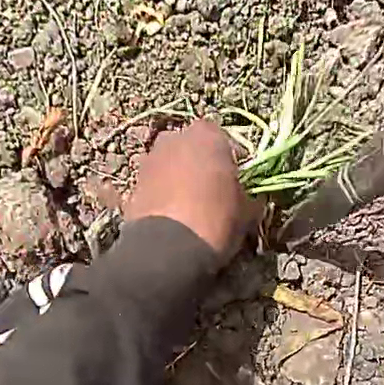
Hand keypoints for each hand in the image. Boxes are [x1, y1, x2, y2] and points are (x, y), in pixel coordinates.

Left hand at [124, 119, 253, 260]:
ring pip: (171, 165)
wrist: (168, 248)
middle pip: (193, 148)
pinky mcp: (132, 183)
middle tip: (214, 191)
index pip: (226, 140)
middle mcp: (175, 138)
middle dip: (202, 165)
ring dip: (180, 179)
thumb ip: (249, 195)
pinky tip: (174, 218)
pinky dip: (163, 195)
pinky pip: (155, 184)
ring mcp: (149, 159)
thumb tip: (251, 198)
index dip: (233, 161)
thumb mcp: (247, 211)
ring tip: (191, 208)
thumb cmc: (216, 220)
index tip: (238, 181)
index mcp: (208, 136)